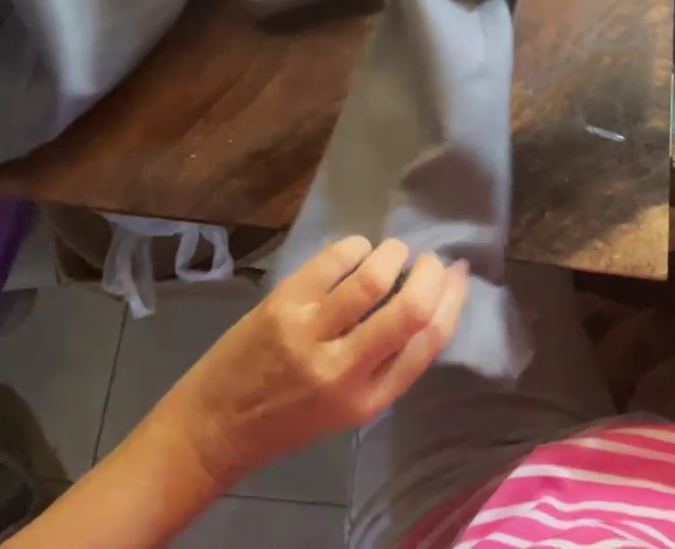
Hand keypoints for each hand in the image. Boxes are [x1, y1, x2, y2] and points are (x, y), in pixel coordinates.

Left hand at [151, 236, 468, 485]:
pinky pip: (332, 262)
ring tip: (393, 252)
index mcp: (368, 400)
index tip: (459, 276)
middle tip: (430, 260)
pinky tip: (357, 251)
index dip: (452, 301)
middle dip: (430, 274)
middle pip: (409, 310)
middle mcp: (344, 370)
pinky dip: (355, 247)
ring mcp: (309, 334)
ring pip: (372, 278)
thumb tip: (428, 301)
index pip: (428, 342)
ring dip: (392, 254)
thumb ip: (386, 361)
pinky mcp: (282, 305)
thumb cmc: (289, 417)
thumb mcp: (349, 406)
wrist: (215, 426)